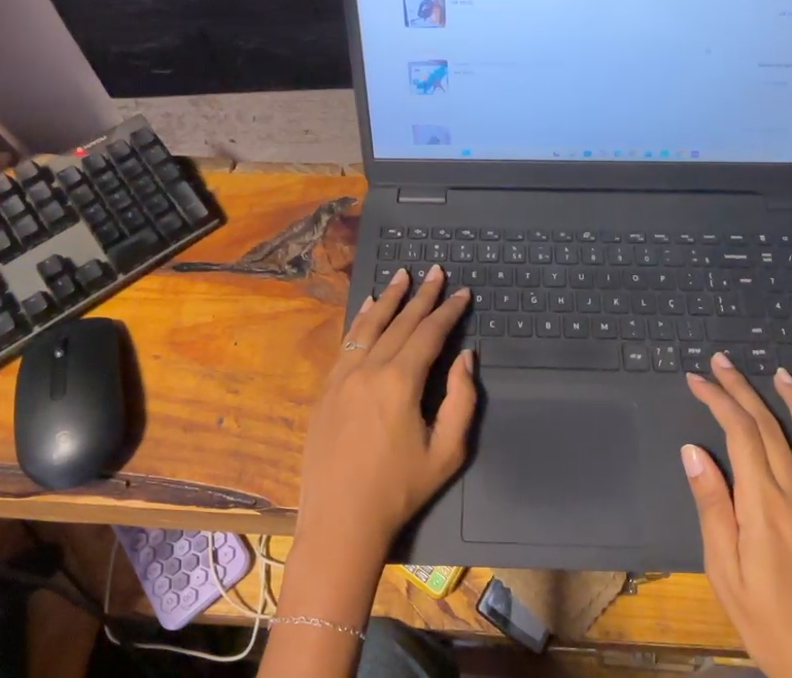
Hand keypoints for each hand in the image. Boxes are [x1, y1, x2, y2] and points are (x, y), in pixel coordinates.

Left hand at [296, 266, 475, 553]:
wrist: (340, 522)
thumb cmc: (400, 490)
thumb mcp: (447, 451)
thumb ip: (462, 399)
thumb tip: (465, 356)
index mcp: (400, 382)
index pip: (429, 333)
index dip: (448, 311)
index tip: (462, 292)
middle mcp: (368, 369)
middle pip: (400, 323)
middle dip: (421, 295)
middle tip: (435, 270)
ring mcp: (342, 377)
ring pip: (369, 326)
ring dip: (389, 298)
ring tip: (402, 275)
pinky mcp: (326, 390)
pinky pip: (347, 343)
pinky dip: (361, 320)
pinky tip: (368, 307)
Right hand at [683, 354, 791, 677]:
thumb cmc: (766, 622)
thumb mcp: (724, 571)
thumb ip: (712, 506)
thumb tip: (694, 451)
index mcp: (762, 505)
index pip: (738, 434)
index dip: (718, 400)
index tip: (698, 379)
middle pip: (770, 427)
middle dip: (743, 389)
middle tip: (723, 362)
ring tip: (781, 374)